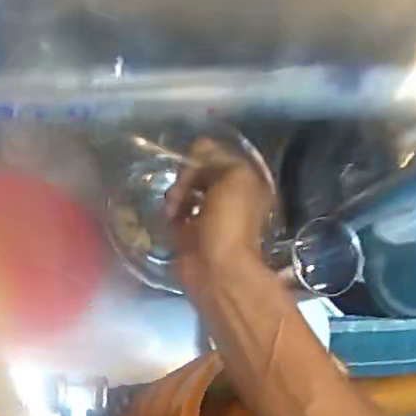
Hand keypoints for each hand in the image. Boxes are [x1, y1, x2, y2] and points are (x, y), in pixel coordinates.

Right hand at [166, 135, 272, 289]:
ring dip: (176, 195)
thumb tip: (199, 146)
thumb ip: (217, 159)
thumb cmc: (228, 223)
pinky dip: (171, 212)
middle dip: (186, 177)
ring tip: (172, 207)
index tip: (188, 165)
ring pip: (186, 193)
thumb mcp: (232, 179)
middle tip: (179, 190)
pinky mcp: (189, 233)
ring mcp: (208, 216)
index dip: (202, 158)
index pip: (219, 158)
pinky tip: (169, 216)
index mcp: (245, 183)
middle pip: (200, 175)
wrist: (215, 268)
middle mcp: (229, 197)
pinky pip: (176, 214)